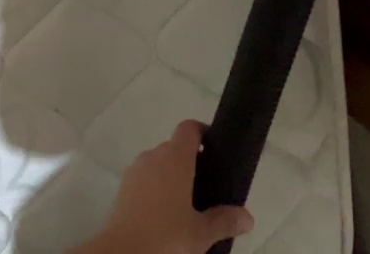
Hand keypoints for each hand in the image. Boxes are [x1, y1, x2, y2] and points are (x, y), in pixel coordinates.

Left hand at [73, 120, 253, 253]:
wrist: (122, 251)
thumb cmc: (166, 236)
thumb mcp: (201, 233)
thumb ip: (224, 221)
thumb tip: (247, 217)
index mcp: (174, 158)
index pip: (189, 128)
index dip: (203, 132)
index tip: (216, 148)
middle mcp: (153, 156)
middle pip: (175, 147)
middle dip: (192, 163)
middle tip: (209, 189)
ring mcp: (136, 170)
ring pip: (159, 163)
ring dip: (174, 176)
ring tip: (189, 206)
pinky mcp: (124, 186)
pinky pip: (146, 178)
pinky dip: (158, 188)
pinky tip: (166, 214)